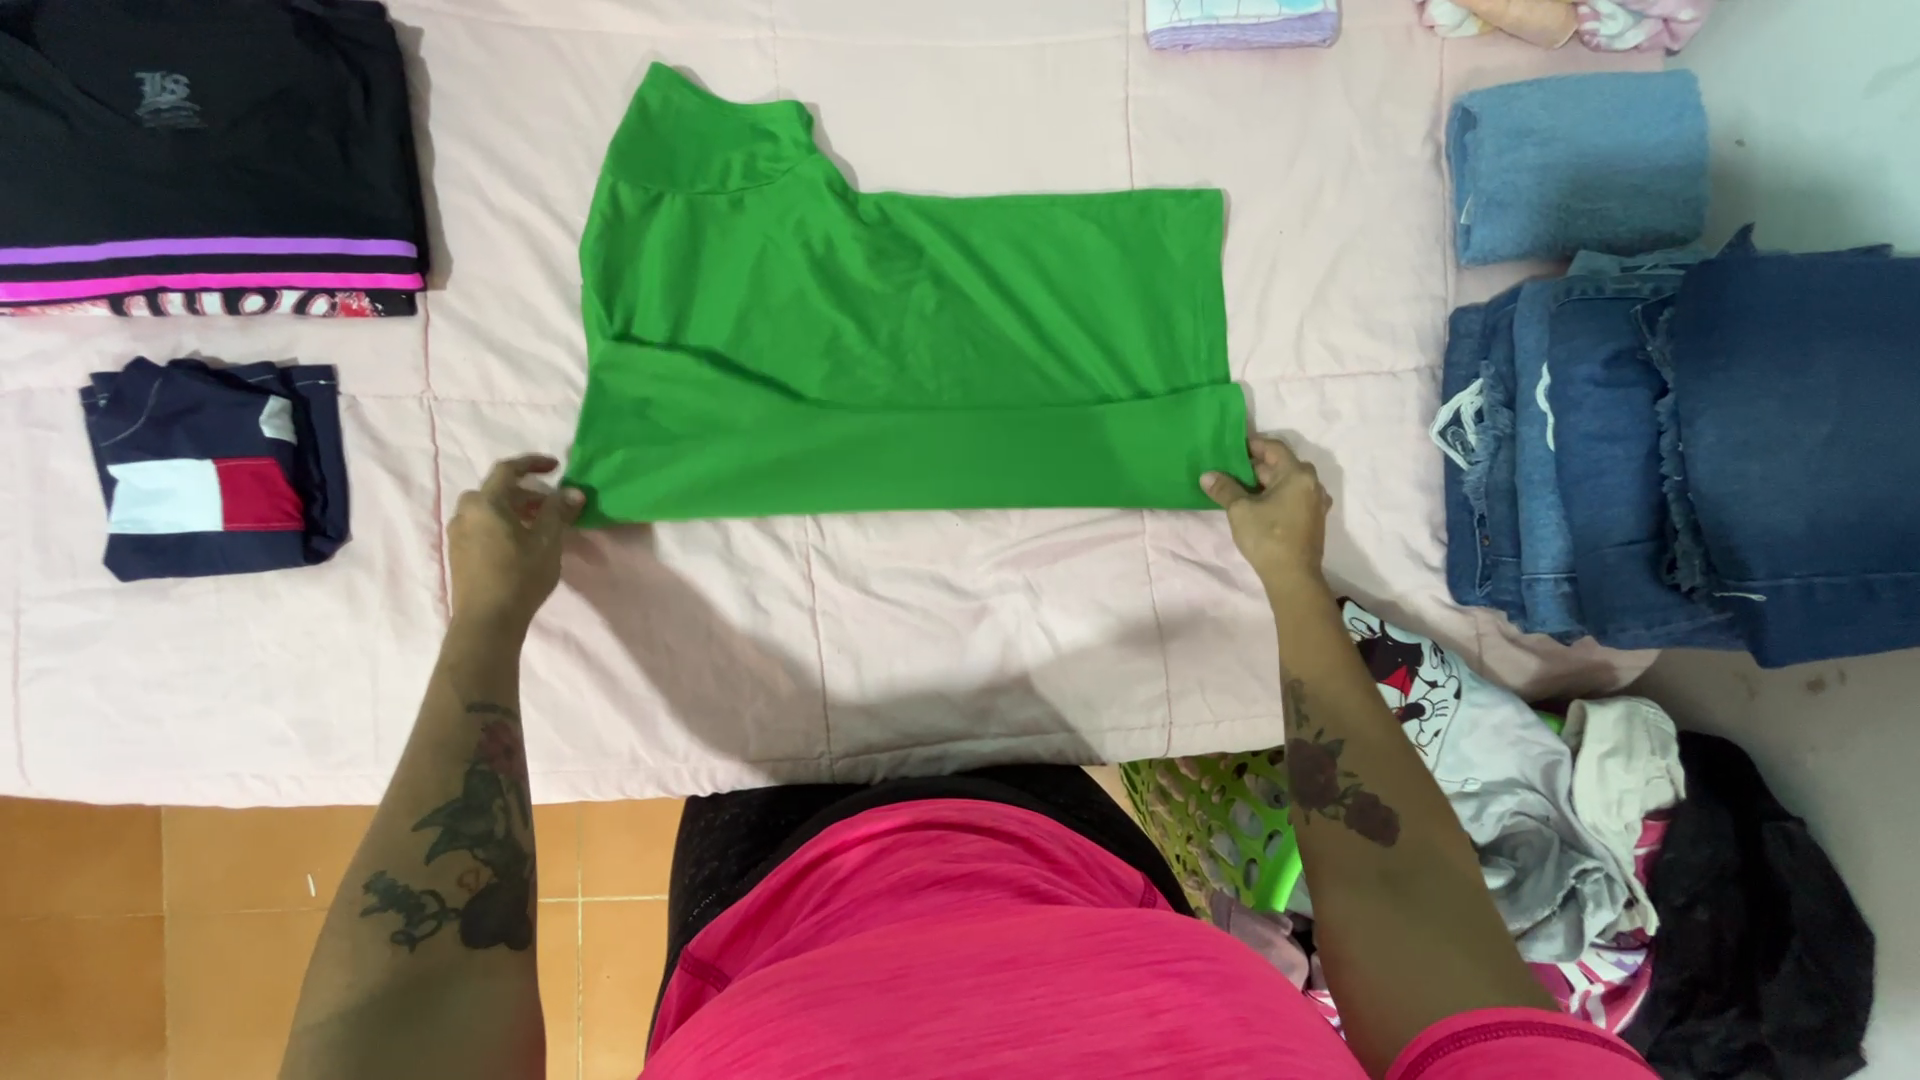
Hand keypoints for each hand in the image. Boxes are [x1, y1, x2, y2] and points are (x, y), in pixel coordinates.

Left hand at [448, 454, 584, 634]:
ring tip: (538, 525)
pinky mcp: (458, 552)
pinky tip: (520, 543)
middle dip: (525, 492)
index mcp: (486, 503)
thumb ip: (558, 511)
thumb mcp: (548, 541)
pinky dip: (501, 523)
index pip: (507, 470)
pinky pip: (481, 525)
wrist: (487, 620)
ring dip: (513, 509)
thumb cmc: (520, 576)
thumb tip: (572, 491)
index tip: (556, 466)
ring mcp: (458, 533)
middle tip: (550, 504)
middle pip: (495, 490)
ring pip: (487, 509)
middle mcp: (465, 513)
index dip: (532, 463)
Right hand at [1201, 435, 1332, 594]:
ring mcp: (1315, 502)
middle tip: (1229, 472)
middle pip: (1280, 465)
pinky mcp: (1312, 519)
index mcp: (1298, 475)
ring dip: (1263, 483)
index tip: (1232, 449)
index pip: (1274, 448)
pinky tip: (1256, 506)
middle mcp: (1312, 484)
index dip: (1252, 445)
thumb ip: (1224, 489)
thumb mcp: (1240, 510)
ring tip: (1238, 489)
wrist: (1293, 576)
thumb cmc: (1267, 537)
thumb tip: (1207, 475)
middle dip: (1254, 467)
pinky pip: (1291, 498)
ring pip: (1286, 483)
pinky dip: (1274, 496)